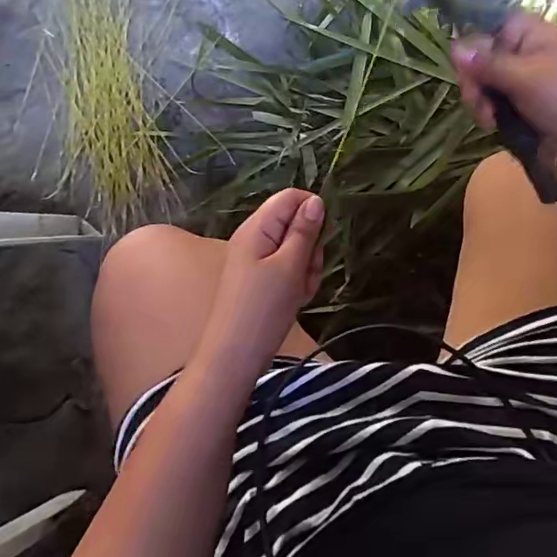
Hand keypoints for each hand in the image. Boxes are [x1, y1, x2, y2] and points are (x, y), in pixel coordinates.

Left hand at [197, 189, 325, 373]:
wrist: (234, 358)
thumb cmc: (263, 310)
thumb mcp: (290, 267)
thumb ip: (304, 231)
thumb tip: (316, 200)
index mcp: (257, 228)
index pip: (290, 197)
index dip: (312, 211)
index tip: (321, 237)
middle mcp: (255, 238)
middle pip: (295, 223)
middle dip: (311, 246)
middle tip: (306, 271)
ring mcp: (256, 259)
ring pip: (296, 248)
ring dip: (306, 267)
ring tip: (299, 290)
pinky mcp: (261, 279)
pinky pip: (288, 268)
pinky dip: (297, 281)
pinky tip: (295, 299)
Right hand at [450, 11, 556, 166]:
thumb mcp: (524, 78)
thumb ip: (487, 64)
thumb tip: (453, 48)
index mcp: (523, 30)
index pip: (478, 31)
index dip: (468, 55)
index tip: (470, 79)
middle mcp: (518, 47)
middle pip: (476, 60)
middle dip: (474, 86)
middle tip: (483, 110)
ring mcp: (520, 74)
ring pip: (482, 83)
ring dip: (481, 104)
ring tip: (492, 122)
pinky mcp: (522, 98)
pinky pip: (494, 100)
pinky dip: (491, 113)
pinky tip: (495, 126)